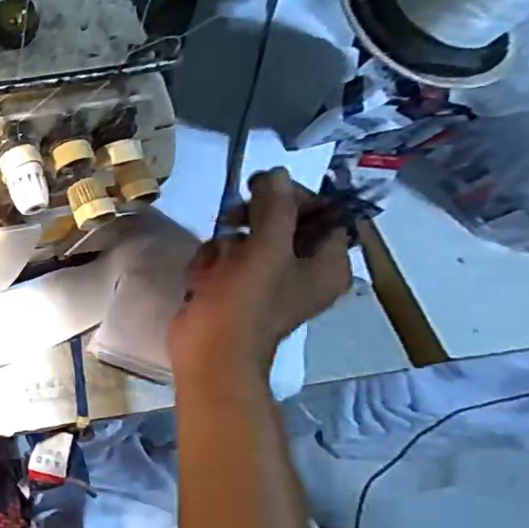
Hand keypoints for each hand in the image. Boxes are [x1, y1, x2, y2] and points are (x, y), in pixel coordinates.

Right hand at [170, 168, 351, 377]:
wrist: (209, 354)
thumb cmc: (245, 305)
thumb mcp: (265, 250)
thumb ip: (274, 207)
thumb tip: (276, 173)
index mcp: (327, 264)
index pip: (322, 212)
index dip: (292, 196)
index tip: (258, 187)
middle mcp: (303, 271)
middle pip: (281, 224)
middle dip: (250, 222)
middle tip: (228, 218)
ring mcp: (267, 283)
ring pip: (246, 241)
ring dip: (223, 246)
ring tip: (211, 263)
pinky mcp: (235, 292)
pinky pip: (226, 261)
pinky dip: (211, 264)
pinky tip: (201, 278)